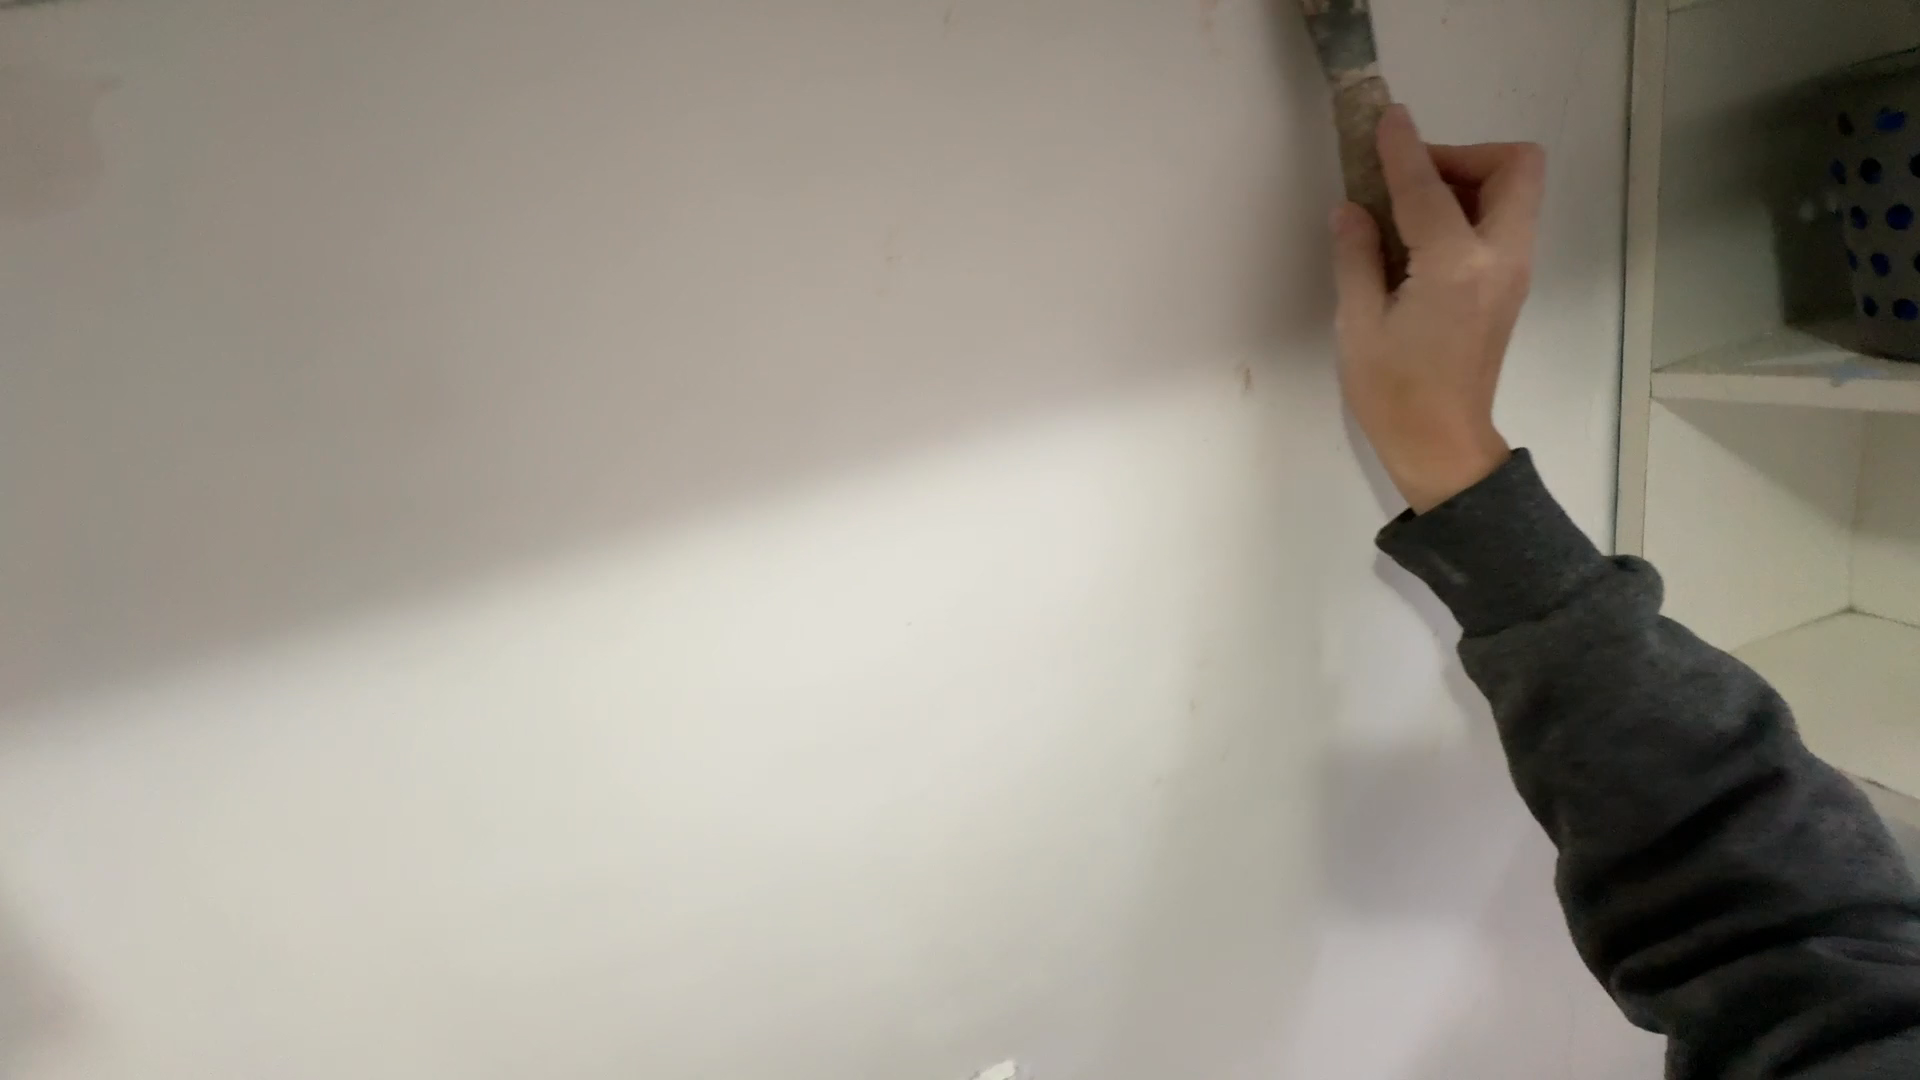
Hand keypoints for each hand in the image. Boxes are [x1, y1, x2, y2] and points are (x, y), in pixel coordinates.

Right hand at [1330, 105, 1545, 513]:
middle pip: (1514, 166)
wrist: (1438, 442)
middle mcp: (1499, 257)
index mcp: (1455, 266)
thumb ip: (1357, 258)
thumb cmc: (1390, 392)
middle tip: (1408, 180)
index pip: (1428, 188)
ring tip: (1410, 209)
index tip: (1385, 121)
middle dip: (1462, 155)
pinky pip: (1504, 220)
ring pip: (1516, 190)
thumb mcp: (1358, 325)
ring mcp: (1513, 271)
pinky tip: (1423, 238)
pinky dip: (1471, 208)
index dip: (1403, 150)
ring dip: (1469, 180)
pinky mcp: (1510, 285)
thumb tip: (1351, 209)